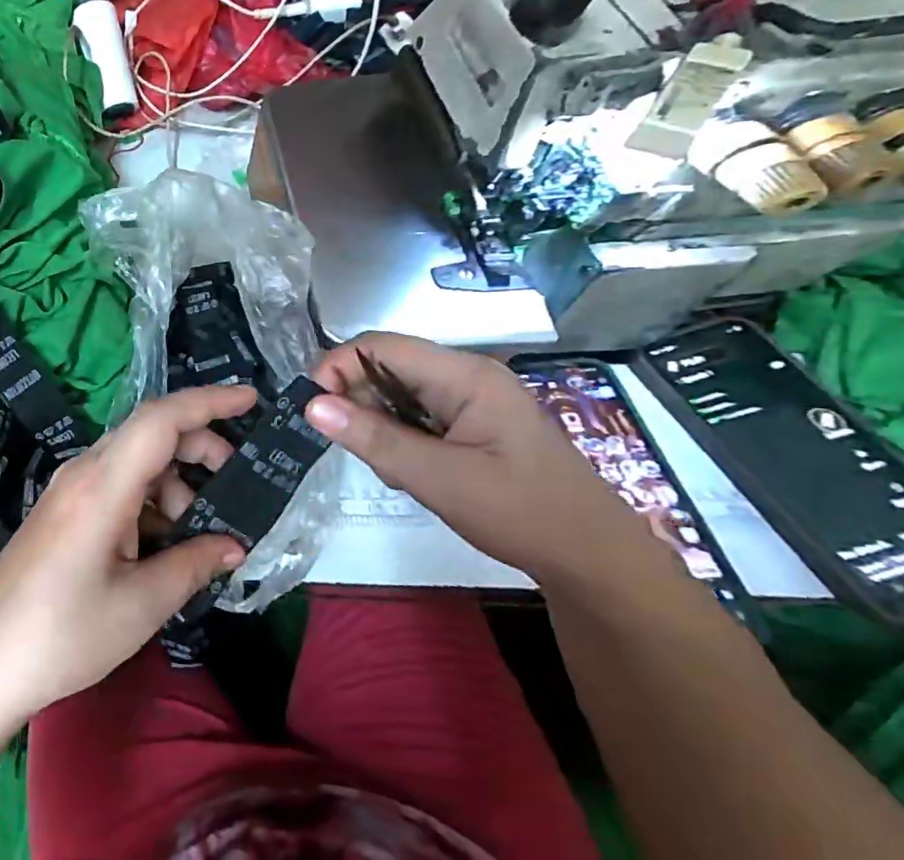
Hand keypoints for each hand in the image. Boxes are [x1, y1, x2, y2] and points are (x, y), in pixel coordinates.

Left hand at [0, 385, 255, 740]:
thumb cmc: (63, 635)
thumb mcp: (141, 604)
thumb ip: (194, 564)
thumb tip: (236, 545)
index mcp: (102, 486)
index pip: (161, 420)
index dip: (209, 402)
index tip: (252, 400)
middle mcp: (82, 474)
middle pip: (150, 435)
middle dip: (200, 449)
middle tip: (236, 488)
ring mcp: (67, 491)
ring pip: (134, 463)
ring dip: (175, 484)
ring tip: (197, 536)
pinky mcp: (61, 512)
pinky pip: (115, 486)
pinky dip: (149, 501)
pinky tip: (163, 544)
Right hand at [304, 333, 675, 589]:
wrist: (591, 557)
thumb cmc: (520, 513)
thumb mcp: (439, 479)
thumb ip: (374, 439)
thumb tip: (311, 405)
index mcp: (466, 375)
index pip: (380, 346)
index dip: (337, 368)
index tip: (313, 410)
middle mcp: (466, 375)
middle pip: (386, 367)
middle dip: (361, 405)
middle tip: (364, 454)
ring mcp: (471, 398)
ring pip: (396, 394)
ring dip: (381, 428)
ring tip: (401, 472)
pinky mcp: (470, 420)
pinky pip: (415, 414)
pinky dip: (400, 440)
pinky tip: (415, 473)